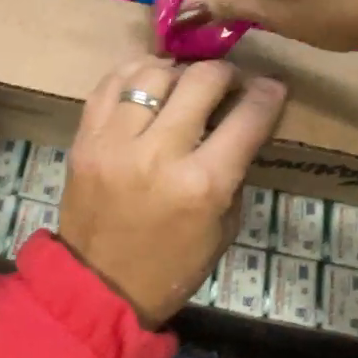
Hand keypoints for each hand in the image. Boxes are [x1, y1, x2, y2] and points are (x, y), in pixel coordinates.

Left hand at [57, 56, 287, 326]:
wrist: (97, 286)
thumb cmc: (171, 265)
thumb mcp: (223, 227)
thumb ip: (234, 170)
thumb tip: (241, 121)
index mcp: (202, 185)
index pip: (247, 119)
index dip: (267, 95)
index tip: (272, 86)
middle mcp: (158, 154)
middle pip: (200, 81)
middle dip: (225, 73)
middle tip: (229, 81)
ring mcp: (115, 142)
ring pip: (153, 73)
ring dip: (178, 70)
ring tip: (185, 81)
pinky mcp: (85, 138)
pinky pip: (110, 84)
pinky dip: (135, 73)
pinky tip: (149, 79)